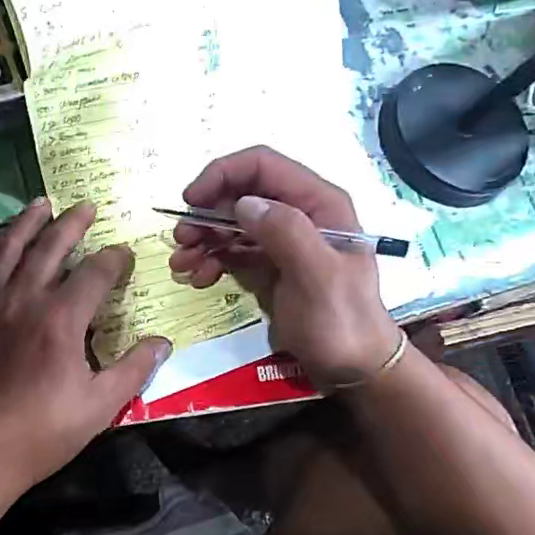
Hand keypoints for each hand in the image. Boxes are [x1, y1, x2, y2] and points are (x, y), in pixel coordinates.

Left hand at [0, 198, 170, 496]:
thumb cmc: (41, 433)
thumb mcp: (100, 407)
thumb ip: (134, 370)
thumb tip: (163, 343)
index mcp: (61, 319)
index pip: (95, 273)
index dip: (114, 259)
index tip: (125, 254)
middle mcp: (23, 298)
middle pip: (50, 247)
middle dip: (72, 224)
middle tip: (87, 206)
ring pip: (7, 248)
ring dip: (26, 222)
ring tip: (41, 204)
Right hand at [168, 146, 399, 386]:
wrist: (353, 368)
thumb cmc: (341, 322)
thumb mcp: (318, 277)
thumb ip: (286, 233)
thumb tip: (244, 204)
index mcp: (318, 204)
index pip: (263, 165)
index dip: (223, 174)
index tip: (191, 200)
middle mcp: (299, 215)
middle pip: (241, 194)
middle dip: (207, 213)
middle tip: (181, 241)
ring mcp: (283, 243)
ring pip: (232, 224)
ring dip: (203, 239)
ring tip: (183, 264)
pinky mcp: (270, 268)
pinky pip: (233, 253)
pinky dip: (212, 261)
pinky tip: (198, 278)